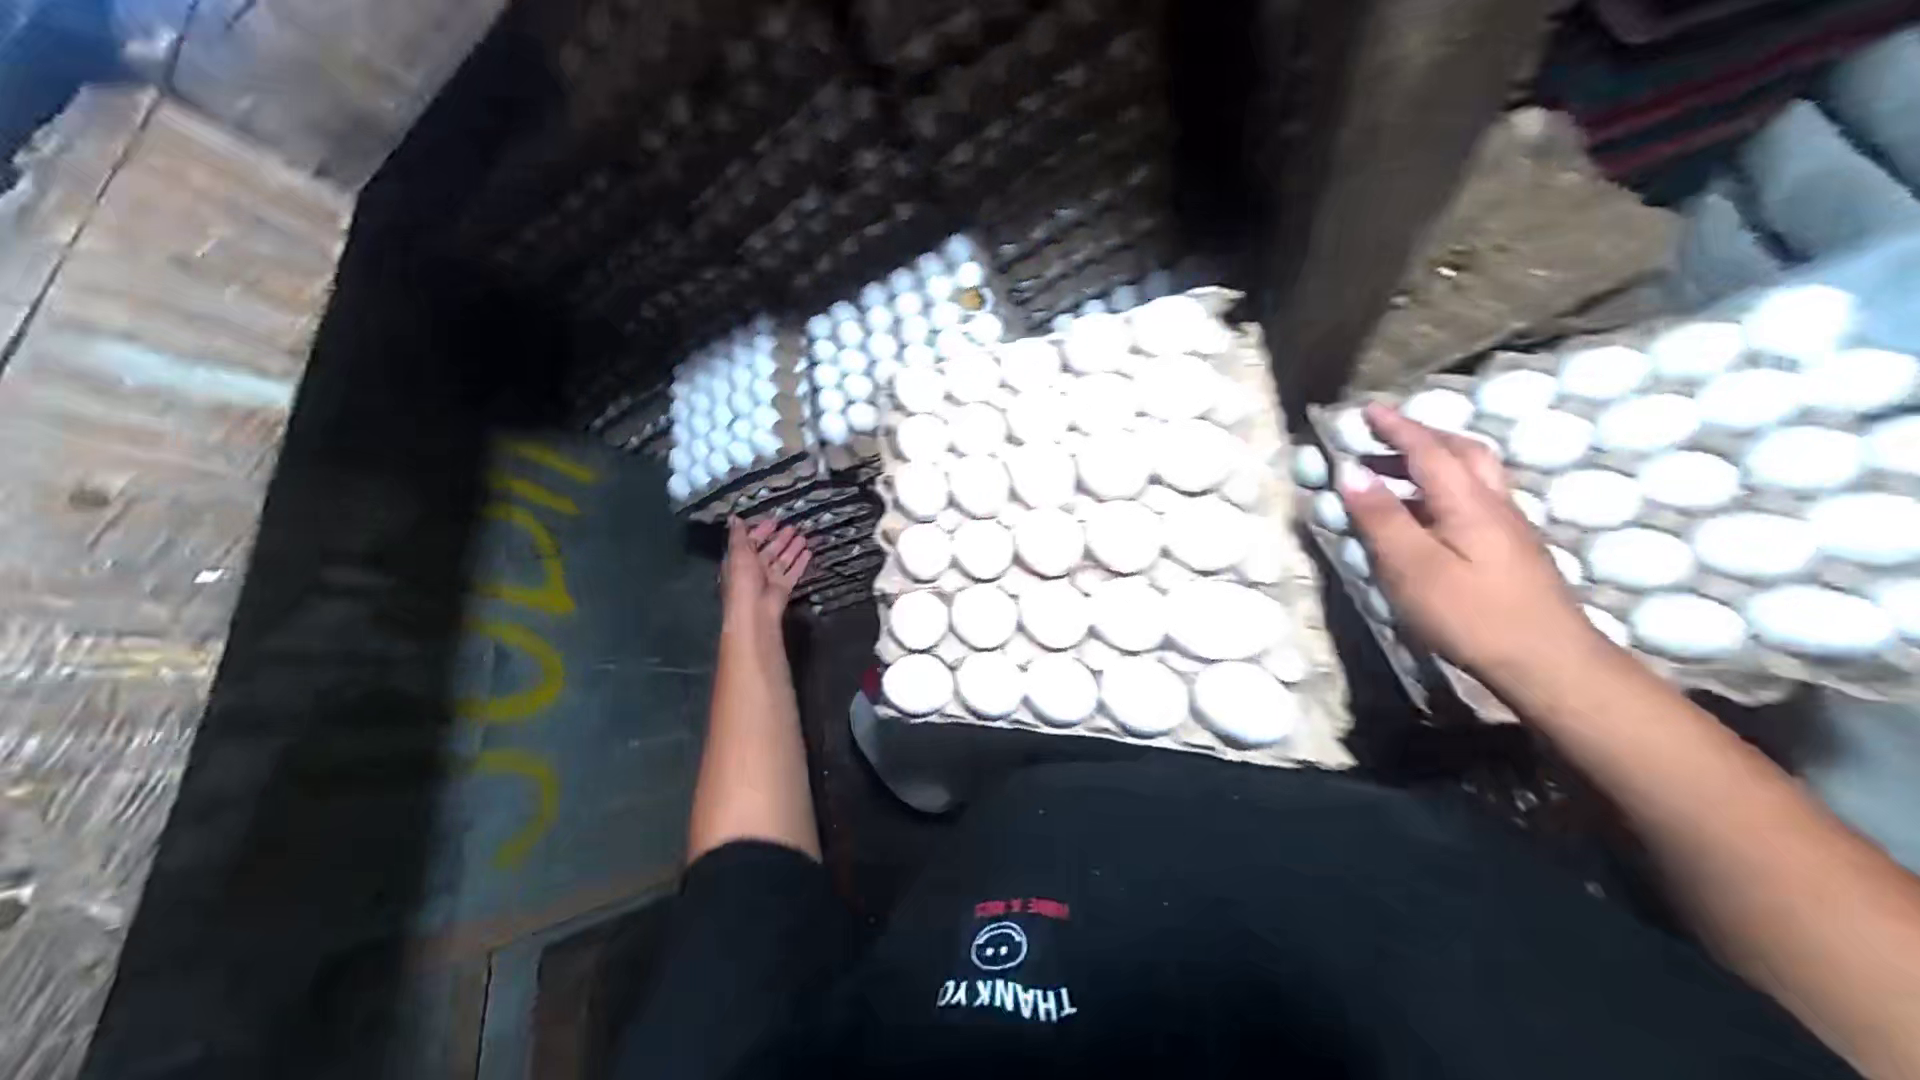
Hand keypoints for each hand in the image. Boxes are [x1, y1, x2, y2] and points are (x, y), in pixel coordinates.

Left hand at [722, 516, 810, 624]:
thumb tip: (733, 516)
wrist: (755, 610)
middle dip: (780, 539)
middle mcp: (755, 569)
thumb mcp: (738, 553)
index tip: (774, 521)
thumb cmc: (743, 580)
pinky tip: (808, 552)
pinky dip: (800, 562)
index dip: (761, 531)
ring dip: (792, 548)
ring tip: (803, 536)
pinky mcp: (783, 587)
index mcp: (740, 560)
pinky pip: (793, 572)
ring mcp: (770, 579)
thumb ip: (737, 535)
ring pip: (783, 560)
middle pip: (769, 551)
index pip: (751, 542)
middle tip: (792, 527)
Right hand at [1338, 403, 1609, 688]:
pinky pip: (1474, 496)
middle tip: (1383, 435)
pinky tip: (1426, 510)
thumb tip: (1350, 473)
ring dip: (1434, 458)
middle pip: (1462, 452)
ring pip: (1473, 473)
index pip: (1428, 451)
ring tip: (1395, 470)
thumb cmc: (1471, 614)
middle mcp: (1493, 504)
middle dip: (1421, 435)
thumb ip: (1381, 518)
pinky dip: (1443, 485)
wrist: (1547, 661)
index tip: (1367, 410)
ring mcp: (1506, 527)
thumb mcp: (1412, 567)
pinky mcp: (1510, 549)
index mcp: (1468, 503)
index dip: (1397, 428)